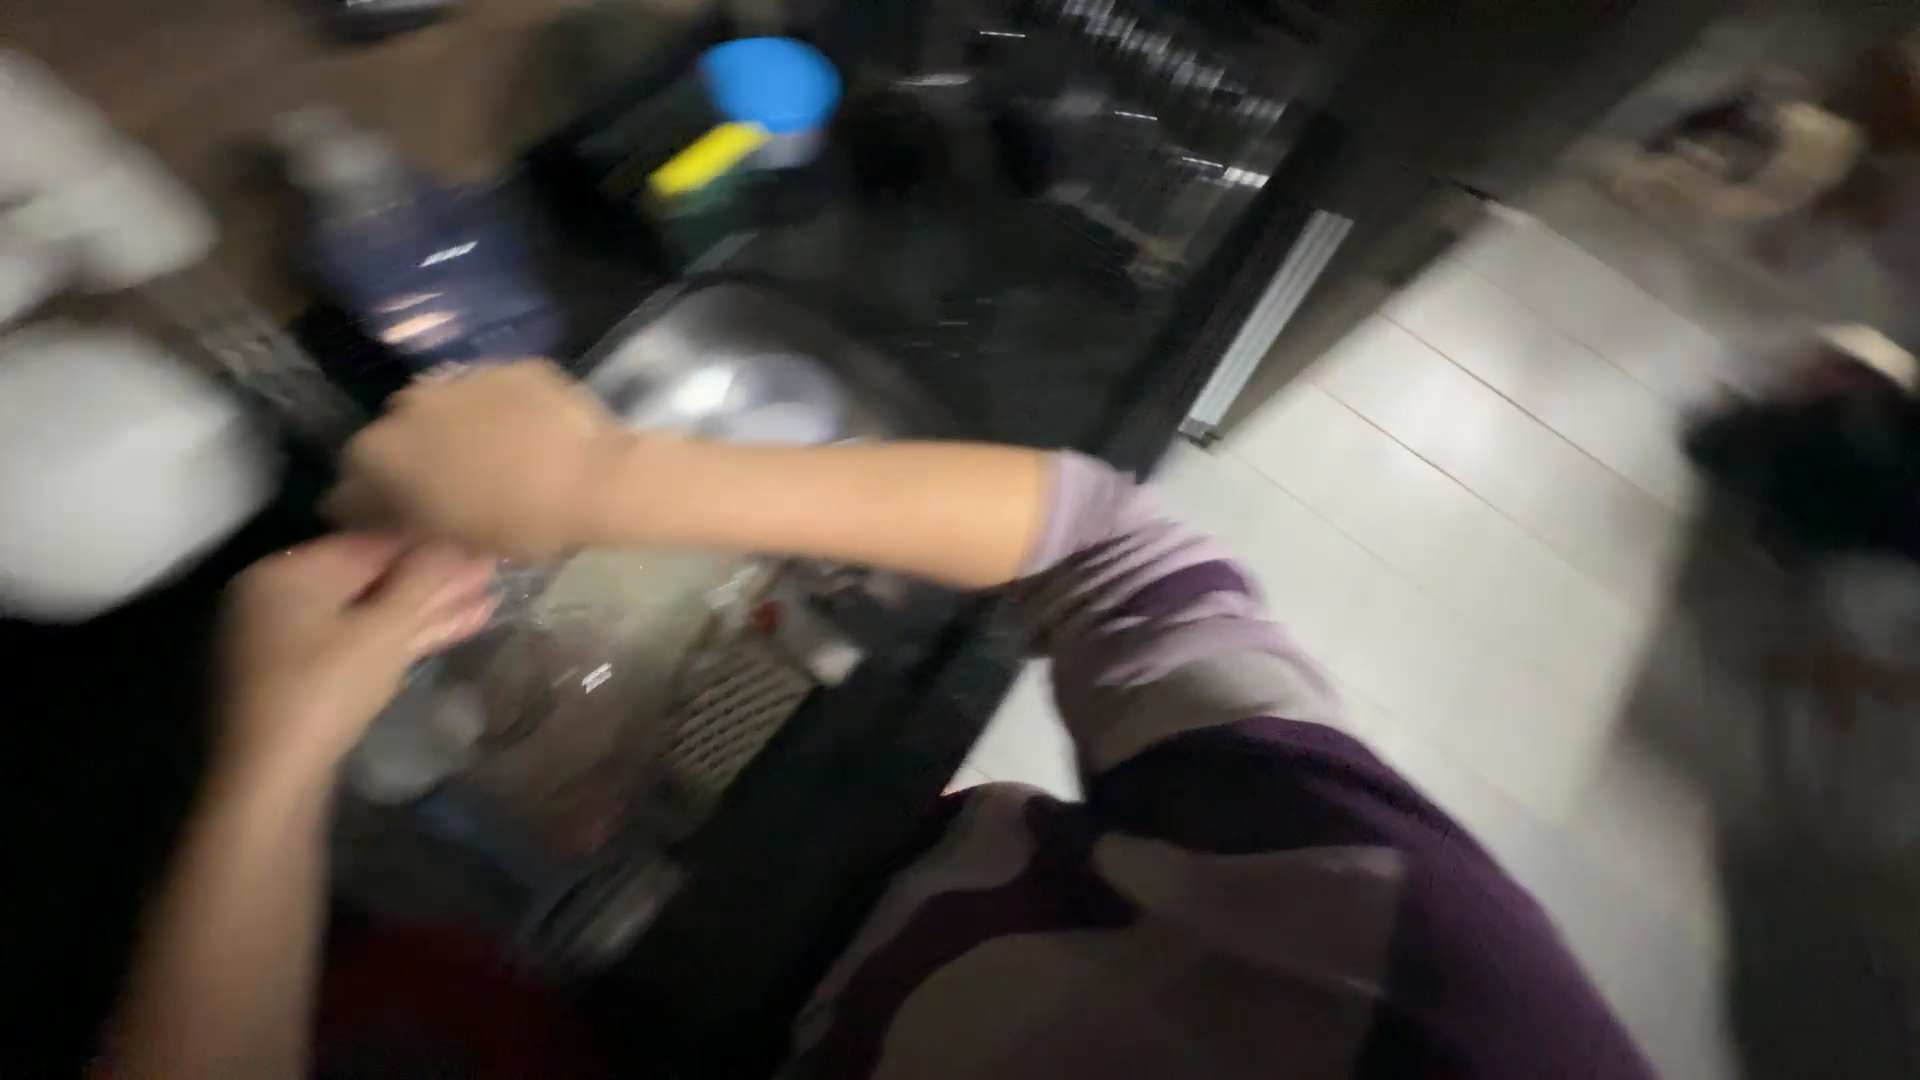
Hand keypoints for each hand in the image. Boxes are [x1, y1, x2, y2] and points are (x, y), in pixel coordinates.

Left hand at [217, 534, 496, 780]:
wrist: (280, 769)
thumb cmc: (328, 685)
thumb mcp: (386, 627)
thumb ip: (425, 579)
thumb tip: (459, 540)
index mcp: (290, 572)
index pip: (375, 542)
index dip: (432, 544)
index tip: (480, 542)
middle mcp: (289, 594)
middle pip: (379, 576)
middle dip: (438, 576)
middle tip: (493, 567)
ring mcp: (302, 632)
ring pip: (380, 608)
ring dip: (436, 604)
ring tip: (492, 594)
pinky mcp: (318, 664)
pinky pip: (372, 634)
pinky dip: (415, 629)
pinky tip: (467, 621)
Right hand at [328, 360, 632, 560]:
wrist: (599, 480)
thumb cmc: (528, 523)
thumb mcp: (462, 541)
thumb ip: (420, 522)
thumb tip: (406, 516)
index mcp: (379, 457)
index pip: (356, 486)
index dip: (381, 504)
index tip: (408, 514)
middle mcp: (404, 407)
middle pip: (400, 436)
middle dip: (422, 456)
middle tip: (462, 479)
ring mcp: (460, 377)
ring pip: (448, 406)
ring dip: (463, 425)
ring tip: (504, 450)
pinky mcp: (510, 365)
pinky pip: (499, 390)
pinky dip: (509, 407)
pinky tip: (537, 428)